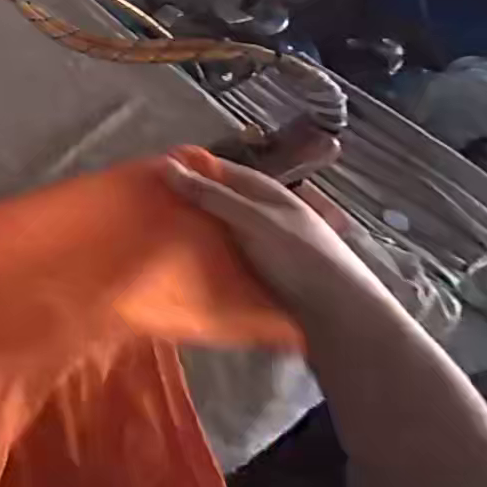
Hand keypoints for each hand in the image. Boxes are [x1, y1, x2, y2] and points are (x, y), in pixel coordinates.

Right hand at [165, 156, 396, 330]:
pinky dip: (197, 252)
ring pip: (209, 226)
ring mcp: (254, 241)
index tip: (145, 176)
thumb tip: (164, 164)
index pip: (213, 168)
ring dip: (187, 228)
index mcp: (261, 190)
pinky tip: (175, 258)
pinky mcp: (250, 269)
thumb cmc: (302, 259)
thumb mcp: (253, 220)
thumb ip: (209, 194)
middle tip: (142, 206)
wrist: (344, 323)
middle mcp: (256, 210)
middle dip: (179, 200)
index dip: (182, 168)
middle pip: (208, 197)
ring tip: (150, 232)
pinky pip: (215, 252)